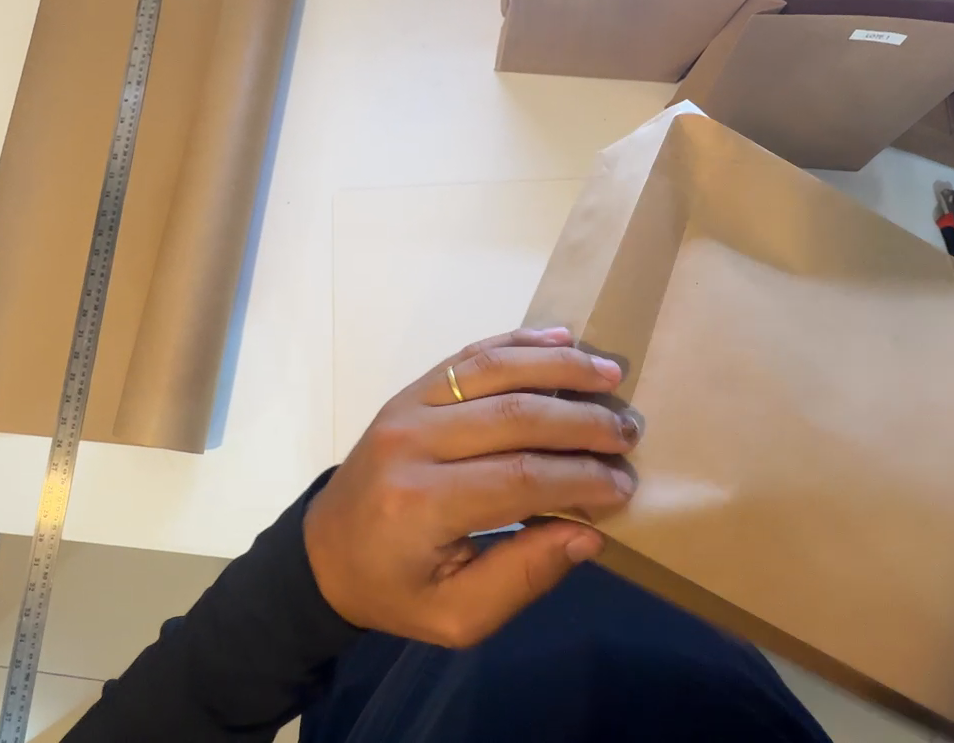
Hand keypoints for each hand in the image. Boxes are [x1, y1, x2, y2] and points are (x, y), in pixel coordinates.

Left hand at [304, 327, 639, 647]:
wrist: (324, 550)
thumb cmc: (392, 589)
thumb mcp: (456, 614)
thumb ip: (522, 575)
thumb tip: (588, 532)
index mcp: (421, 503)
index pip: (519, 478)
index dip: (579, 478)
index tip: (625, 484)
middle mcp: (413, 442)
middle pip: (513, 415)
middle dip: (581, 421)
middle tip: (629, 431)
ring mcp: (407, 405)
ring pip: (492, 369)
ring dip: (557, 366)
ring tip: (610, 372)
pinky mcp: (409, 389)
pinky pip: (467, 355)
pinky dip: (516, 342)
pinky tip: (559, 338)